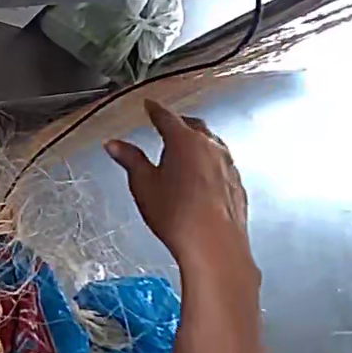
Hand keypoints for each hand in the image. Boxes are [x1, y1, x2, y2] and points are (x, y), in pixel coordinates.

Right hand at [105, 99, 254, 279]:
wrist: (215, 247)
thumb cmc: (176, 214)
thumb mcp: (143, 183)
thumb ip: (130, 159)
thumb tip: (114, 144)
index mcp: (185, 142)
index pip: (167, 117)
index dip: (155, 110)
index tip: (149, 105)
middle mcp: (212, 149)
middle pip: (195, 126)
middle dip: (179, 122)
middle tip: (165, 123)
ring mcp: (229, 168)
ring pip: (212, 144)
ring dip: (196, 141)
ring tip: (182, 148)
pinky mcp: (237, 187)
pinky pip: (221, 164)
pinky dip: (207, 161)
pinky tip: (198, 174)